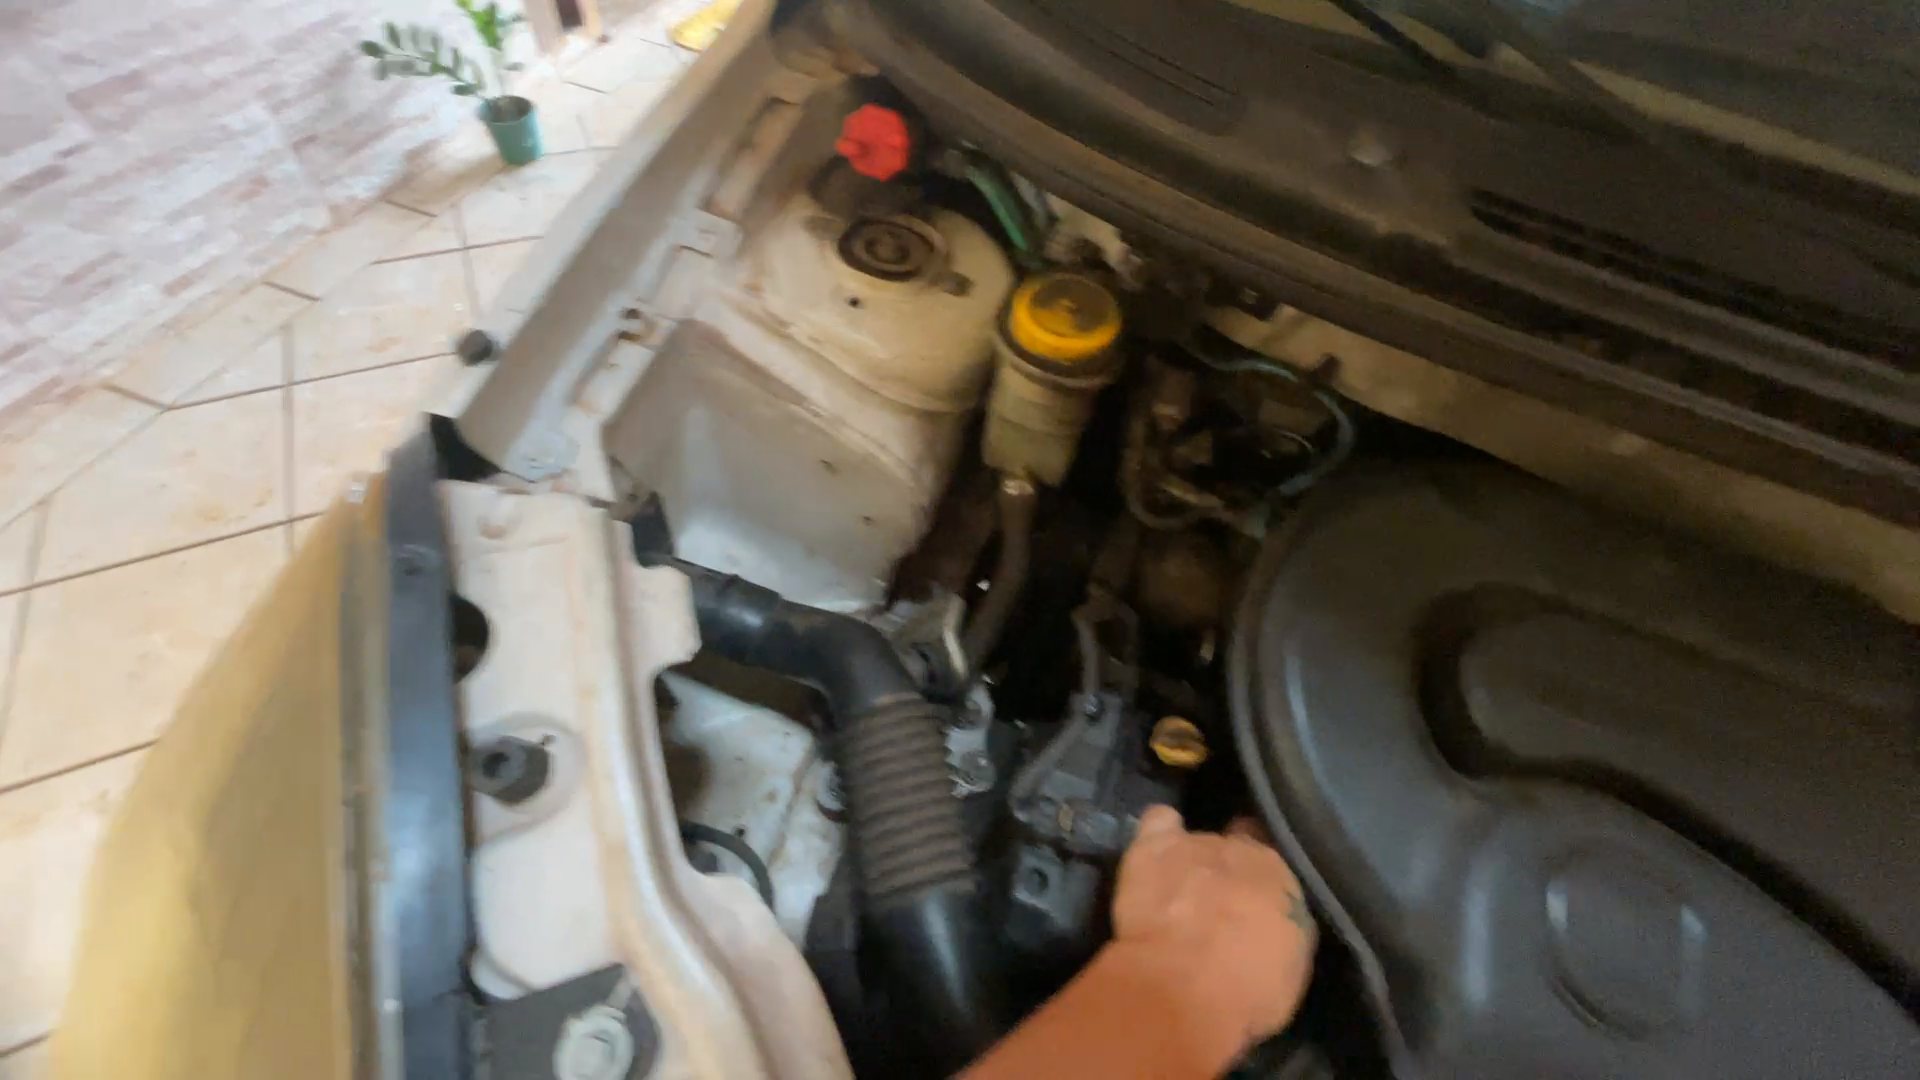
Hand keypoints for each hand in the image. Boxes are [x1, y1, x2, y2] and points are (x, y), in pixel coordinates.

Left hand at [1110, 805, 1316, 1047]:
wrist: (1184, 982)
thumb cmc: (1247, 990)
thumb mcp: (1289, 966)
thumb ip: (1279, 927)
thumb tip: (1267, 919)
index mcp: (1280, 878)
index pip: (1274, 860)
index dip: (1260, 878)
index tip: (1252, 899)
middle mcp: (1239, 849)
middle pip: (1232, 848)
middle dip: (1224, 870)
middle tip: (1212, 902)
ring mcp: (1194, 841)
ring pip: (1195, 840)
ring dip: (1189, 860)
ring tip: (1176, 889)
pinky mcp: (1153, 845)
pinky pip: (1160, 821)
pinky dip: (1159, 832)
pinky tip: (1155, 851)